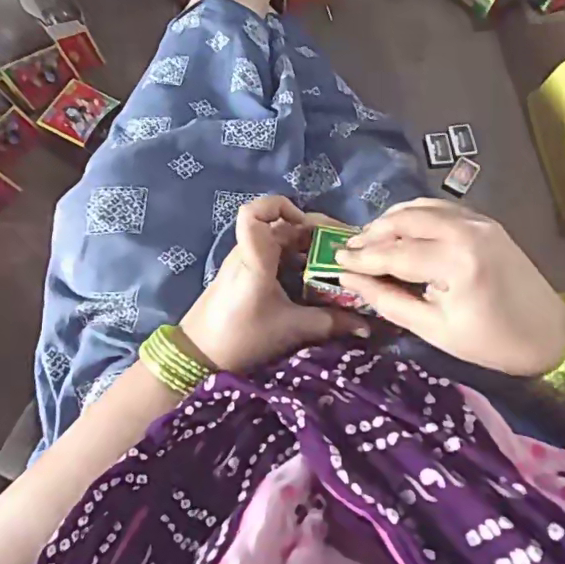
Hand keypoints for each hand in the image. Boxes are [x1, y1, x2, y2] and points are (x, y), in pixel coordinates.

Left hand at [178, 196, 368, 371]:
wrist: (198, 357)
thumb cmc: (241, 337)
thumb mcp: (290, 328)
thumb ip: (329, 322)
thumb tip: (366, 324)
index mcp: (255, 257)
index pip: (254, 212)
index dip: (281, 206)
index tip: (307, 225)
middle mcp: (248, 253)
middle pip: (281, 225)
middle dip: (314, 232)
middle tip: (343, 249)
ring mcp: (244, 263)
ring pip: (280, 242)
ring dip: (307, 249)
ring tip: (334, 266)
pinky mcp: (244, 277)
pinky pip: (274, 257)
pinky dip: (295, 262)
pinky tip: (313, 281)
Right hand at [333, 199, 564, 376]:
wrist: (550, 335)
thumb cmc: (491, 342)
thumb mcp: (434, 329)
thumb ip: (387, 300)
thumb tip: (350, 279)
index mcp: (457, 262)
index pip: (395, 253)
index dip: (361, 257)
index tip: (334, 260)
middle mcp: (467, 230)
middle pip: (404, 221)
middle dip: (372, 233)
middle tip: (349, 249)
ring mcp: (479, 221)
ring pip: (420, 208)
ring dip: (391, 221)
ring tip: (370, 240)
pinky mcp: (486, 221)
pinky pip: (440, 208)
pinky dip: (414, 216)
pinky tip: (401, 231)